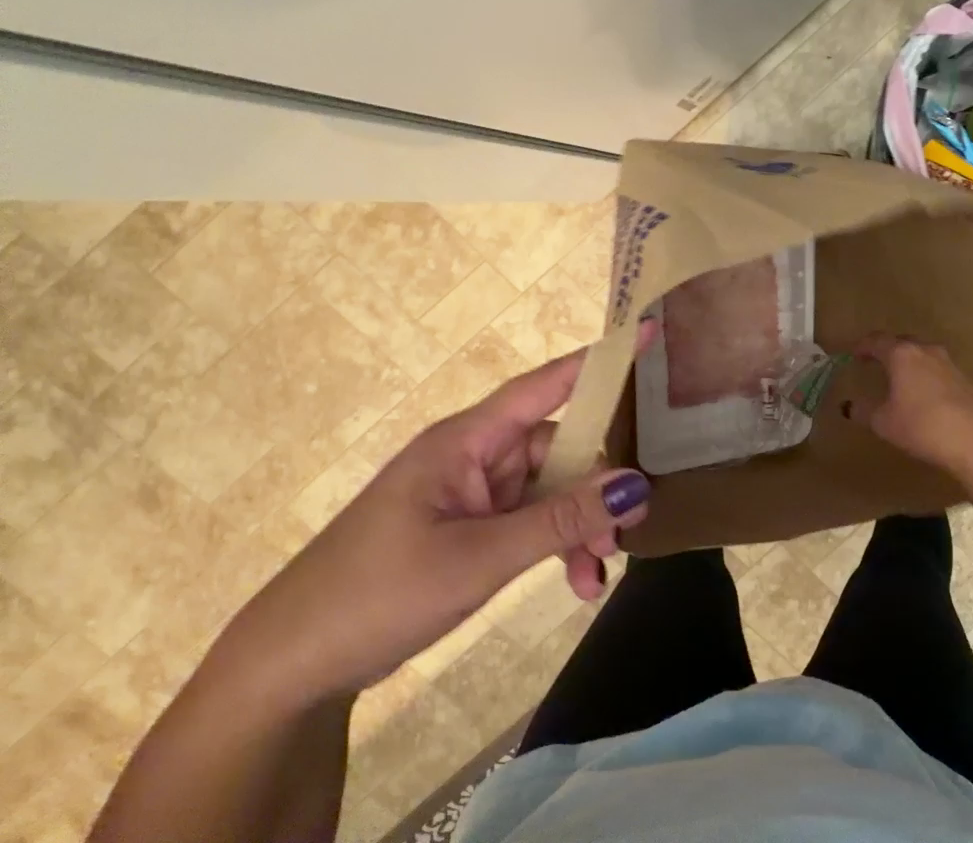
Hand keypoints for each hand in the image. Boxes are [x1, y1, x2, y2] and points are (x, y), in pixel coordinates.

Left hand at [210, 328, 657, 706]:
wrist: (291, 669)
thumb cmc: (376, 595)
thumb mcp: (480, 558)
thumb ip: (563, 519)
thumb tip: (637, 484)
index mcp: (463, 443)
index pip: (544, 387)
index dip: (599, 362)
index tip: (652, 332)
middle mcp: (471, 459)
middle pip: (560, 450)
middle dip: (598, 490)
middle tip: (627, 533)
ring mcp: (470, 496)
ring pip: (552, 492)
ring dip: (581, 529)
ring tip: (594, 577)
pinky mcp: (468, 530)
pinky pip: (533, 522)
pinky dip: (559, 546)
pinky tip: (575, 582)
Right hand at [851, 333, 972, 477]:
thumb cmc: (922, 426)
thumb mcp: (884, 422)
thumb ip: (864, 411)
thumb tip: (849, 406)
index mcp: (903, 354)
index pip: (877, 341)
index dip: (862, 346)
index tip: (853, 354)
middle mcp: (927, 351)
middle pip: (903, 342)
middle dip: (887, 350)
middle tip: (874, 362)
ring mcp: (949, 363)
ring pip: (922, 354)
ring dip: (908, 362)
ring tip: (897, 378)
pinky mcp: (964, 379)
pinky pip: (936, 369)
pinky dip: (924, 375)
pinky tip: (921, 394)